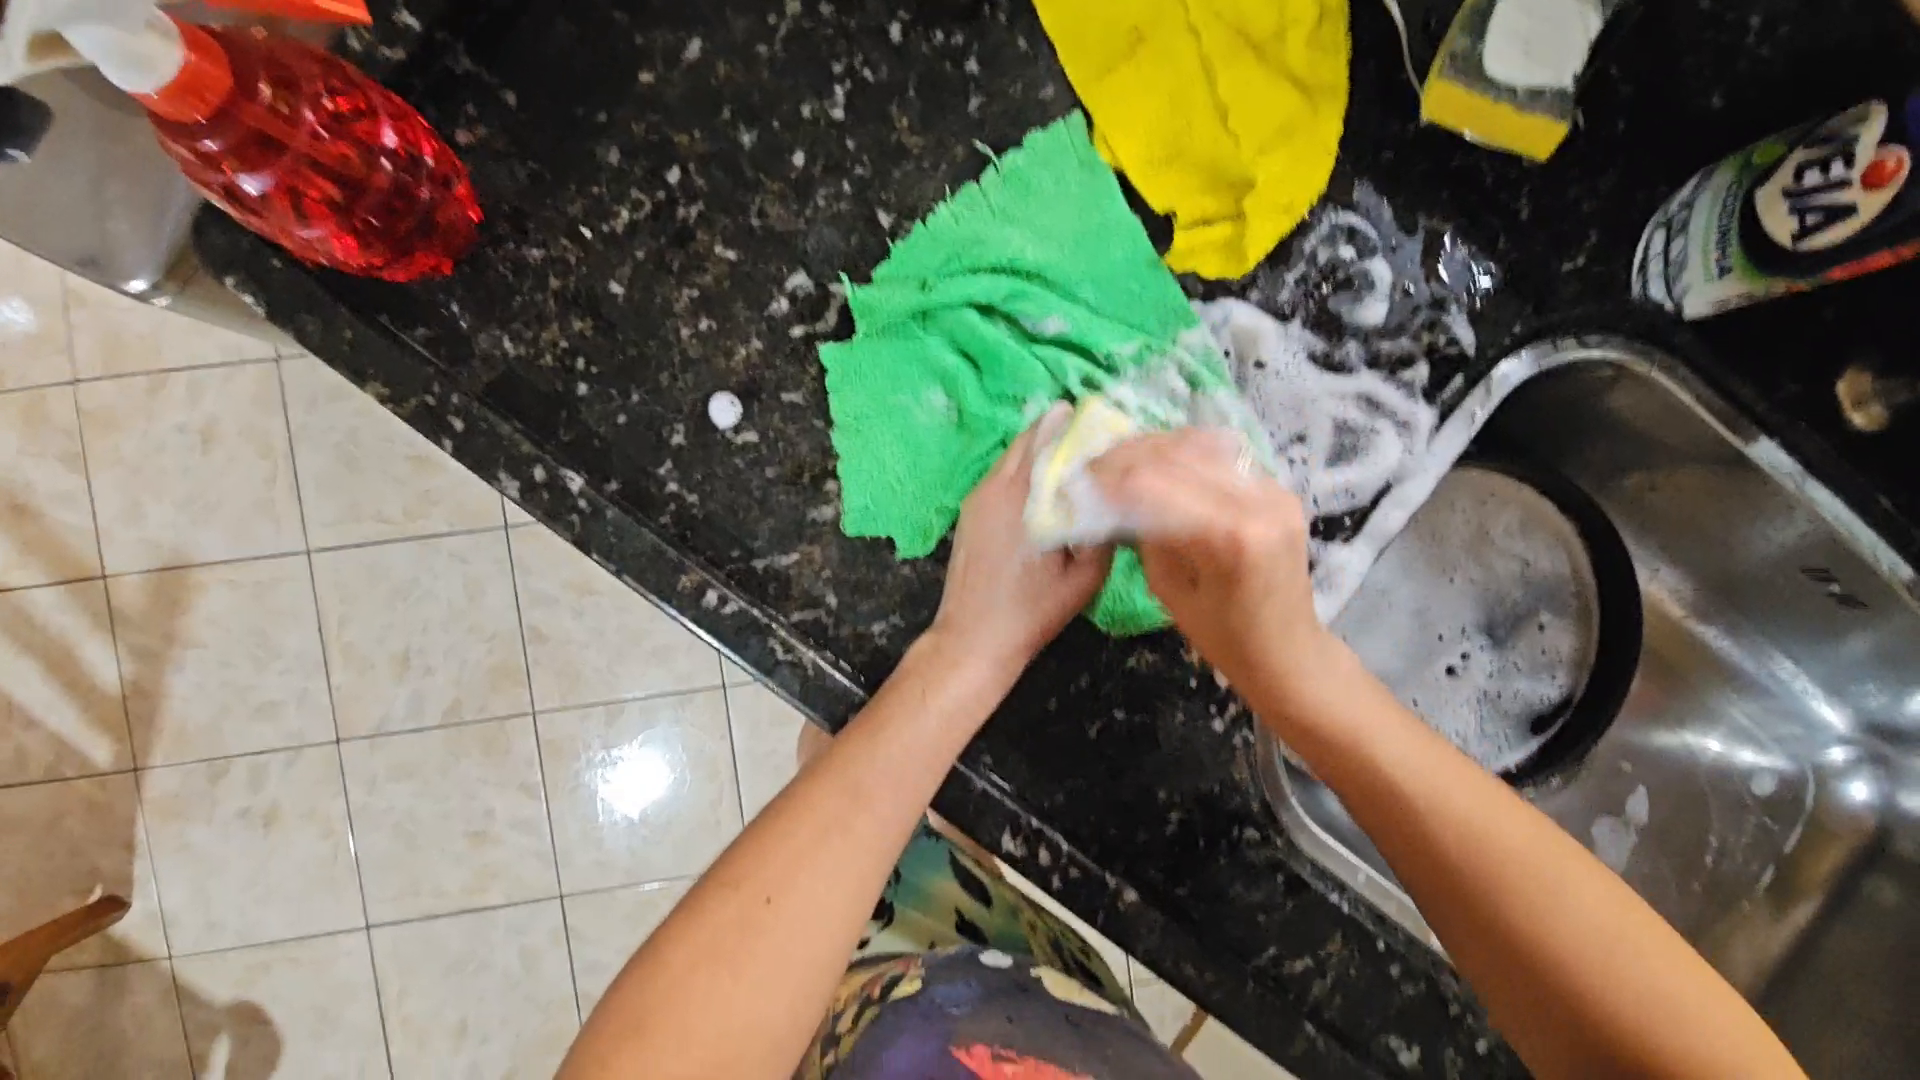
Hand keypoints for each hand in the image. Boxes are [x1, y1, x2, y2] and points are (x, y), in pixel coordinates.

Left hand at [925, 406, 1114, 683]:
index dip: (1077, 426)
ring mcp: (977, 498)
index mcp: (1024, 497)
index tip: (1103, 424)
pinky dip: (1023, 469)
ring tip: (1072, 457)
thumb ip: (1102, 531)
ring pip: (1011, 456)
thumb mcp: (1085, 576)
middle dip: (1058, 431)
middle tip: (1090, 435)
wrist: (973, 638)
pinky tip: (1044, 486)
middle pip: (1027, 439)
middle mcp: (995, 487)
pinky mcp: (969, 512)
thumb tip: (1113, 497)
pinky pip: (1000, 476)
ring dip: (1039, 449)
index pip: (1050, 440)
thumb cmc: (1033, 611)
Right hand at [1088, 429, 1335, 700]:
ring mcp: (1275, 491)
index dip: (1112, 475)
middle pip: (1178, 452)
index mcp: (1229, 536)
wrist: (1287, 651)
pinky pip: (1224, 458)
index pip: (1154, 481)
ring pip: (1201, 444)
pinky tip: (1163, 466)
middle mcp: (1258, 502)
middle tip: (1098, 467)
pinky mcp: (1281, 490)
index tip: (1084, 481)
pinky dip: (1187, 456)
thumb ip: (1147, 535)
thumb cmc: (1223, 637)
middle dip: (1129, 455)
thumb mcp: (1168, 590)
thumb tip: (1116, 495)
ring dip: (1157, 448)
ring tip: (1126, 461)